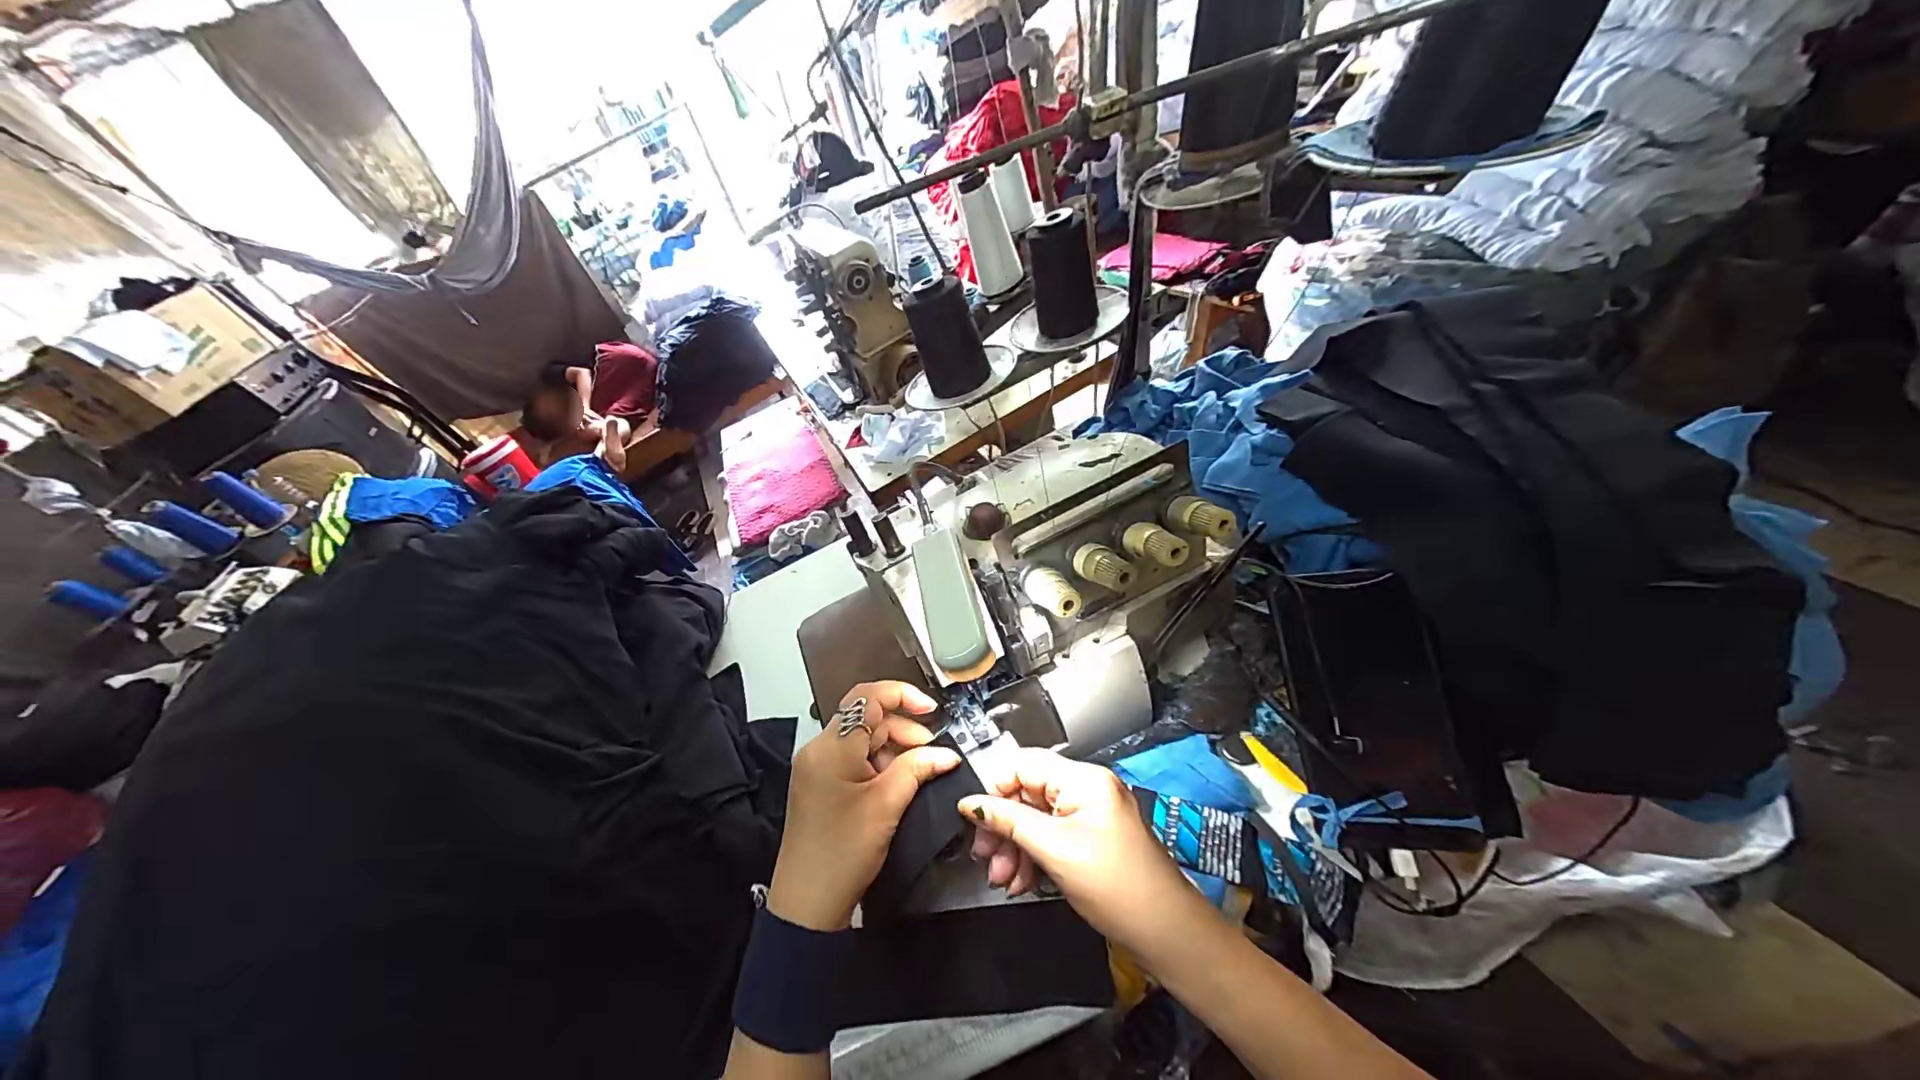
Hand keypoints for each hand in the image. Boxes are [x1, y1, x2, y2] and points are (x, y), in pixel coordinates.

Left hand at [766, 682, 960, 930]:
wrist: (807, 904)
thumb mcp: (887, 805)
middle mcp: (819, 748)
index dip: (902, 695)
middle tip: (931, 753)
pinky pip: (853, 756)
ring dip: (894, 746)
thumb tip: (946, 753)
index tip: (932, 710)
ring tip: (917, 771)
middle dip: (903, 728)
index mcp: (831, 747)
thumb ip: (917, 768)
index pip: (867, 697)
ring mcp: (816, 766)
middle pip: (866, 716)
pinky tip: (897, 782)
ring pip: (862, 736)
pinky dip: (878, 762)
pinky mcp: (819, 783)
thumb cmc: (844, 852)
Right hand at [959, 748, 1212, 964]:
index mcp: (1084, 780)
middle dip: (1002, 826)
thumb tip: (973, 804)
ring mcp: (1089, 815)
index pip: (1024, 764)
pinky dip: (1031, 856)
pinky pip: (1048, 836)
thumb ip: (1010, 822)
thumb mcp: (1055, 850)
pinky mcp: (1089, 839)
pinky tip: (1021, 880)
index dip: (995, 788)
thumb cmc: (1123, 888)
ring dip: (1013, 846)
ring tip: (1003, 876)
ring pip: (1034, 818)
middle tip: (986, 853)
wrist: (1165, 932)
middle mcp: (1087, 790)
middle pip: (1026, 793)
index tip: (974, 816)